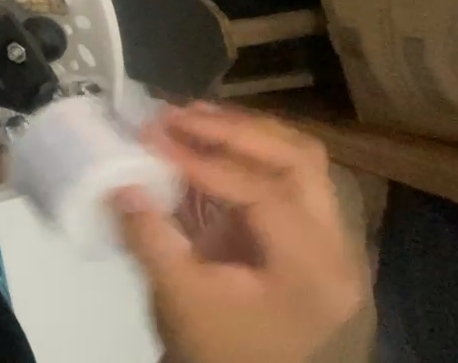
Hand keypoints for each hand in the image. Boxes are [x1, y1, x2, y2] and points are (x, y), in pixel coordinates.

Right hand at [112, 104, 365, 362]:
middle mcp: (336, 248)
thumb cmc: (211, 341)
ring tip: (185, 116)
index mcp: (312, 271)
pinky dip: (243, 145)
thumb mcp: (176, 294)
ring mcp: (326, 236)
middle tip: (173, 116)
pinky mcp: (304, 227)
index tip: (151, 137)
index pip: (266, 194)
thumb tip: (121, 181)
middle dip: (232, 130)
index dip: (205, 160)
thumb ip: (150, 236)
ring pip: (297, 156)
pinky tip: (201, 136)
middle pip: (298, 161)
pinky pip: (283, 169)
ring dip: (240, 129)